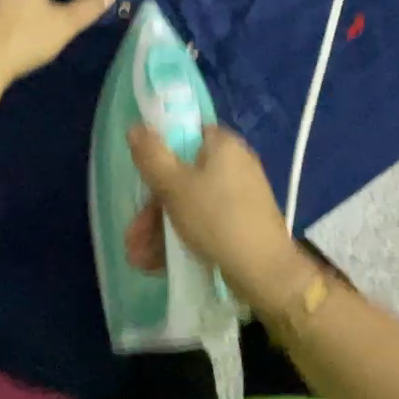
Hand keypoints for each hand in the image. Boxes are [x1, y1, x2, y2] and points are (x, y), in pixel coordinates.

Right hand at [125, 123, 310, 309]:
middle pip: (182, 176)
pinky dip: (180, 238)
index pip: (187, 133)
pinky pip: (203, 223)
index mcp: (223, 145)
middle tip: (133, 233)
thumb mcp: (175, 186)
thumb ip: (151, 155)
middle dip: (152, 207)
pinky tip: (155, 262)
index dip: (160, 151)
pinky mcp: (239, 224)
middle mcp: (234, 164)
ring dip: (159, 228)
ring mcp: (238, 196)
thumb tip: (135, 126)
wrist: (264, 271)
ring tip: (138, 256)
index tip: (143, 176)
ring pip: (189, 204)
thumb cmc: (216, 218)